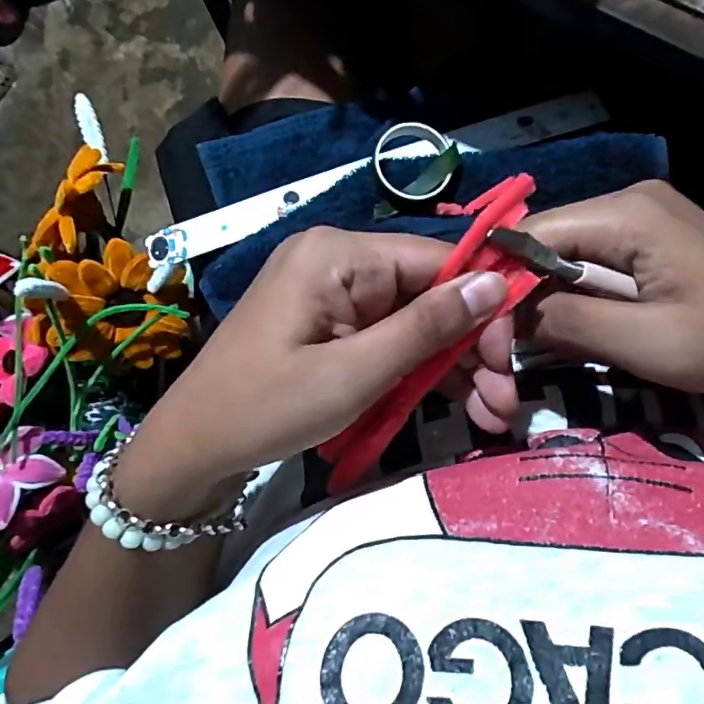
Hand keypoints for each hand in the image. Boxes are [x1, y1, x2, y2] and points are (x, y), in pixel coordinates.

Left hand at [113, 227, 509, 518]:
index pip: (437, 262)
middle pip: (431, 295)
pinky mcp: (334, 327)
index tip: (508, 362)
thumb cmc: (266, 408)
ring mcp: (336, 296)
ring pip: (416, 322)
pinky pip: (391, 340)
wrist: (195, 448)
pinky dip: (420, 372)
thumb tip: (495, 283)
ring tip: (491, 415)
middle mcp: (340, 263)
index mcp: (338, 256)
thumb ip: (426, 328)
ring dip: (454, 367)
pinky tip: (457, 403)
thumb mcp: (355, 374)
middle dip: (472, 349)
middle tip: (503, 404)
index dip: (483, 308)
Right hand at [506, 180, 703, 406]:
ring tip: (521, 340)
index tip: (479, 325)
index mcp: (629, 212)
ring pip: (566, 253)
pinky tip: (560, 328)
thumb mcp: (645, 343)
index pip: (534, 231)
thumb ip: (570, 322)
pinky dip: (572, 295)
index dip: (499, 276)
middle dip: (520, 289)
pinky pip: (593, 263)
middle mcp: (631, 201)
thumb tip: (508, 314)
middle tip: (499, 343)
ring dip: (544, 296)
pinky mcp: (652, 242)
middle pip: (547, 239)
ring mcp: (643, 219)